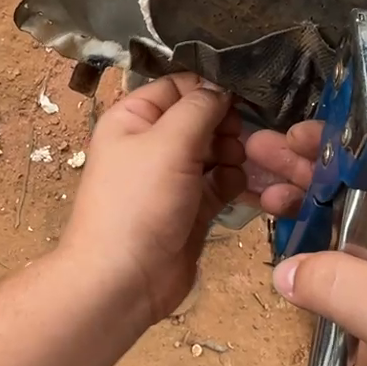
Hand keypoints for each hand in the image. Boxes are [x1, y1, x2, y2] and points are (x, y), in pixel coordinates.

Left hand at [61, 74, 246, 320]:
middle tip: (239, 137)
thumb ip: (199, 107)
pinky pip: (221, 182)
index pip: (177, 86)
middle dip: (227, 123)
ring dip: (235, 153)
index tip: (242, 95)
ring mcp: (173, 176)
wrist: (124, 279)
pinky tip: (240, 187)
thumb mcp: (167, 142)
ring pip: (216, 149)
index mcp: (132, 118)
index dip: (209, 87)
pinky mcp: (192, 207)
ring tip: (239, 164)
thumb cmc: (138, 203)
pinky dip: (234, 181)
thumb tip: (222, 88)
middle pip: (202, 117)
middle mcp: (151, 142)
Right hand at [248, 123, 366, 365]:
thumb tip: (282, 270)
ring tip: (256, 189)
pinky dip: (295, 253)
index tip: (299, 134)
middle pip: (348, 189)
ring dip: (296, 205)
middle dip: (306, 167)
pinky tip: (271, 243)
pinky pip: (321, 269)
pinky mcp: (360, 310)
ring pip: (331, 226)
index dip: (344, 143)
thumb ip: (343, 286)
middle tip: (259, 150)